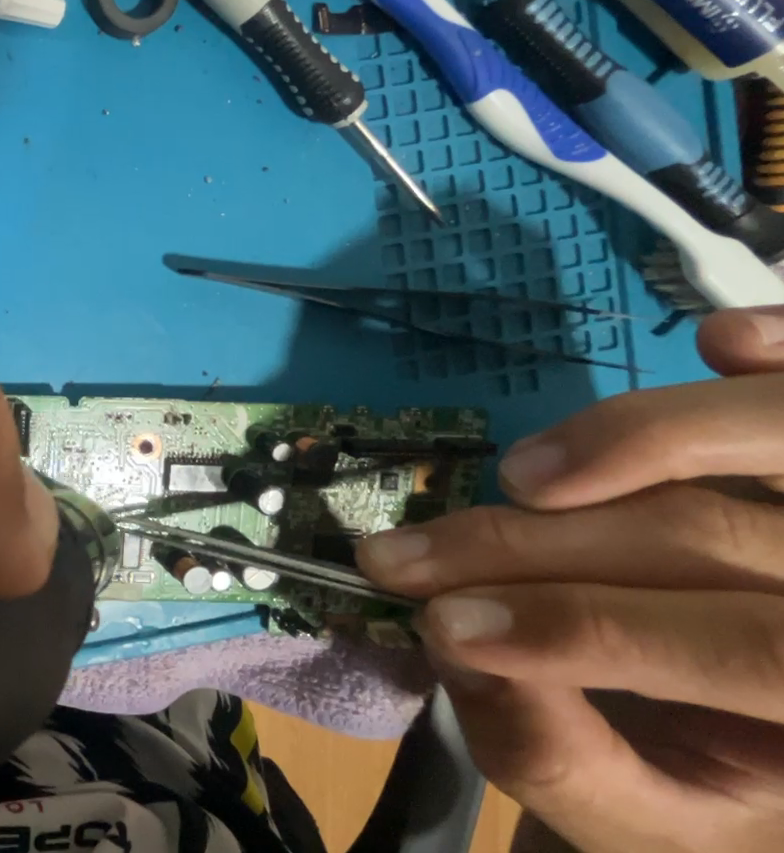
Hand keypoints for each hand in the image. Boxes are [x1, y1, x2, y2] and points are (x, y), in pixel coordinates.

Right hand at [357, 307, 783, 852]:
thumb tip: (449, 638)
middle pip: (721, 540)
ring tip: (515, 476)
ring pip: (783, 438)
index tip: (439, 620)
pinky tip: (720, 340)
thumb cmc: (701, 804)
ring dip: (637, 440)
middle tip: (398, 558)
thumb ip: (554, 752)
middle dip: (536, 547)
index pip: (759, 655)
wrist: (760, 764)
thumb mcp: (635, 824)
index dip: (589, 629)